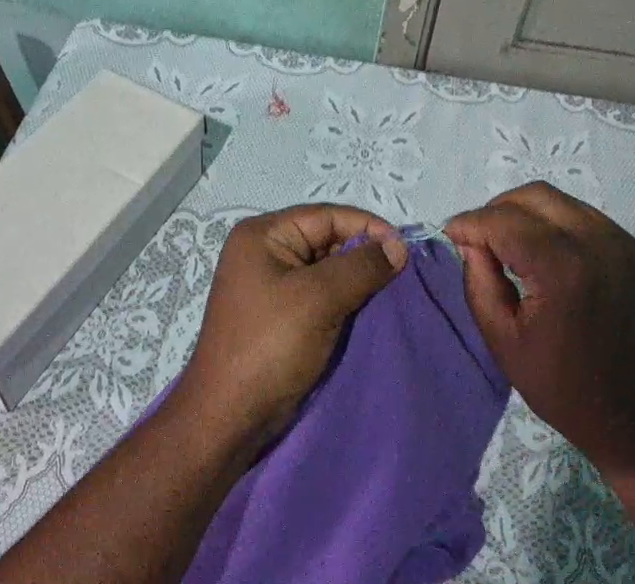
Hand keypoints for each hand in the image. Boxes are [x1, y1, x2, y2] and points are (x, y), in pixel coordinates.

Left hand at [172, 204, 407, 443]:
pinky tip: (371, 313)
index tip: (406, 250)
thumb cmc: (269, 347)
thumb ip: (361, 266)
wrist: (228, 418)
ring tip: (392, 295)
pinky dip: (346, 301)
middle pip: (327, 240)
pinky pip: (320, 296)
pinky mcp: (280, 316)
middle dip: (365, 255)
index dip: (368, 228)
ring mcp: (270, 286)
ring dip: (358, 281)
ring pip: (327, 270)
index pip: (327, 216)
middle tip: (403, 275)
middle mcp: (264, 252)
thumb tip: (399, 245)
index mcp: (263, 235)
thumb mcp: (319, 299)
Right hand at [447, 182, 634, 478]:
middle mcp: (598, 242)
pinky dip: (556, 224)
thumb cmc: (566, 390)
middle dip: (497, 210)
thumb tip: (470, 243)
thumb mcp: (504, 342)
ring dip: (527, 214)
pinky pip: (586, 218)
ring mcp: (623, 243)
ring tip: (507, 246)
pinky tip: (544, 255)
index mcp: (563, 268)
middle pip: (534, 196)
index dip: (469, 223)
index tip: (450, 235)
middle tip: (477, 239)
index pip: (503, 221)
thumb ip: (479, 282)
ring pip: (562, 202)